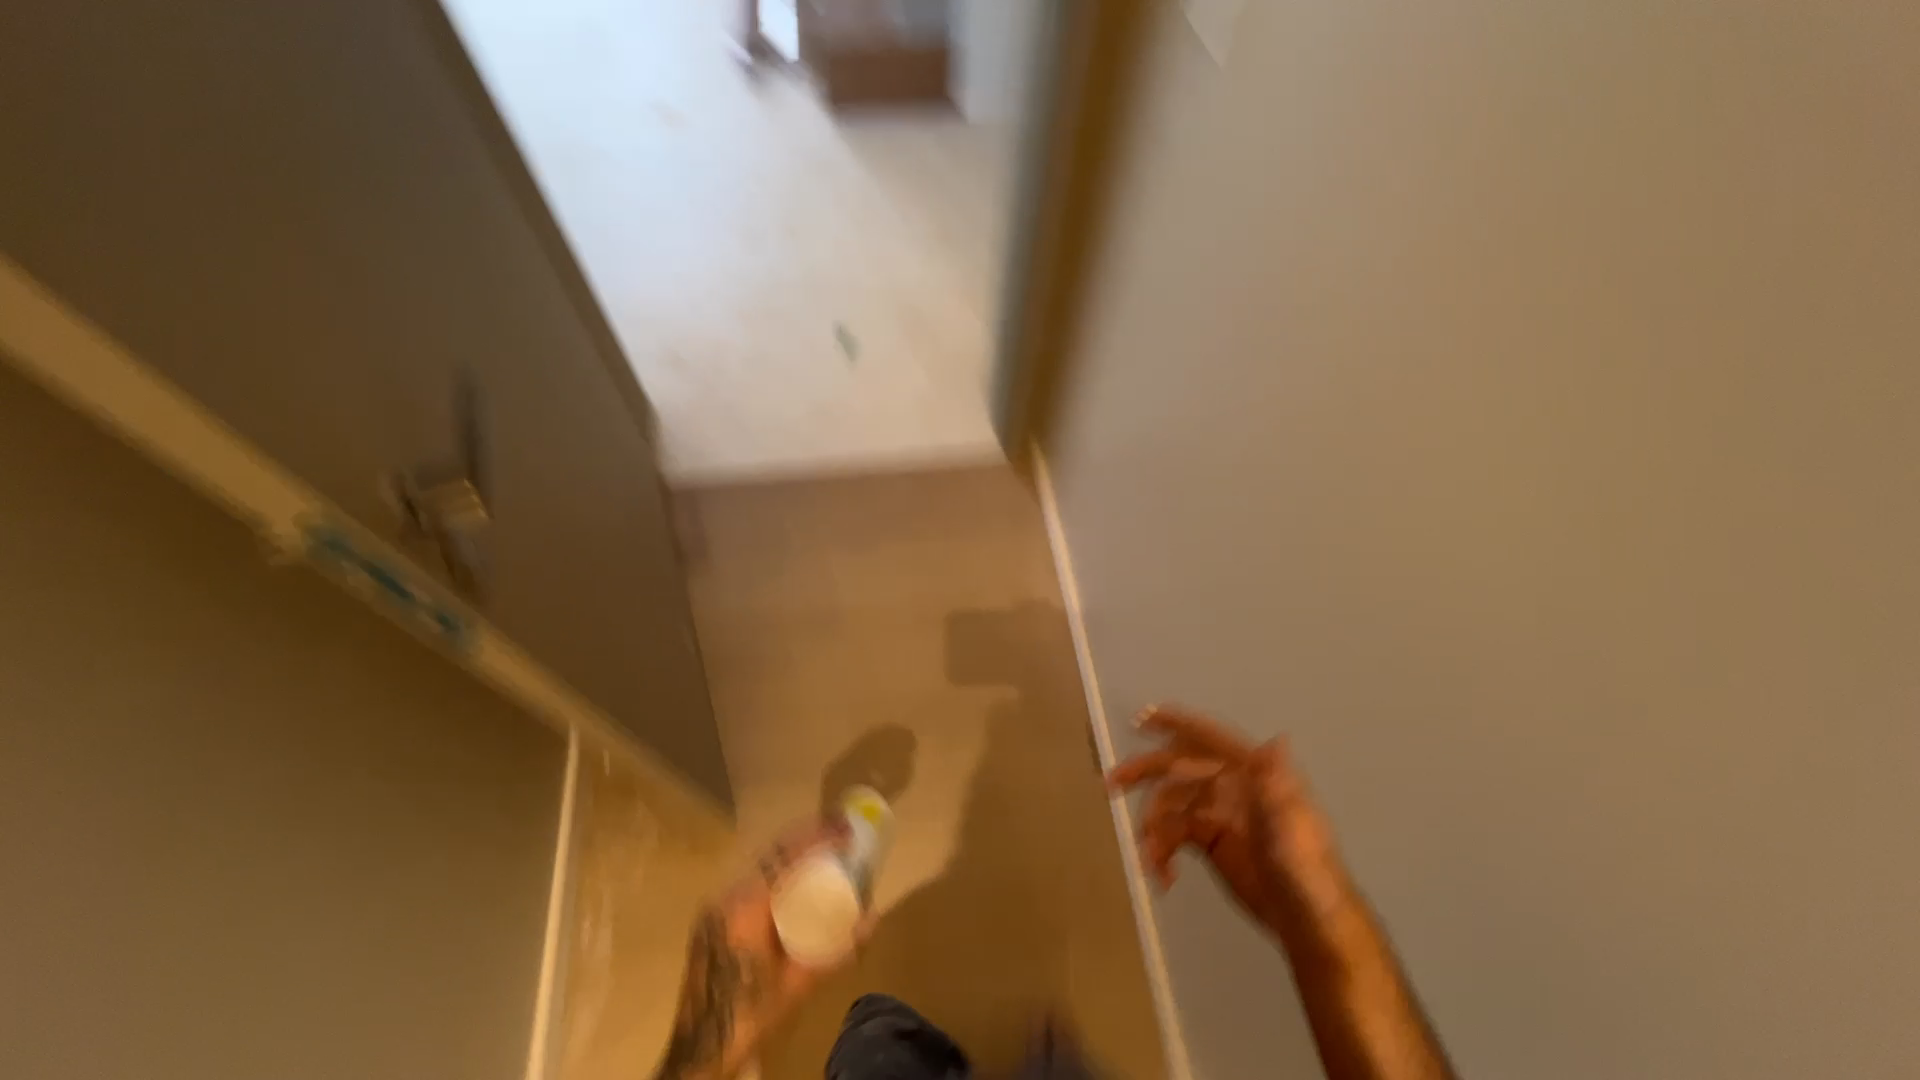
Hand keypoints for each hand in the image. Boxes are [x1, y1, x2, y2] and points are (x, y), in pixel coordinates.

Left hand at [655, 818, 862, 1079]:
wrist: (700, 1047)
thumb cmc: (751, 1014)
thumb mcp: (799, 985)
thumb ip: (837, 950)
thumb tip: (872, 918)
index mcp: (745, 909)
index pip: (785, 858)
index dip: (817, 838)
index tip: (845, 827)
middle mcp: (726, 898)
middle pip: (770, 854)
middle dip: (805, 837)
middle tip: (837, 829)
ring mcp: (714, 906)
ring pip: (757, 865)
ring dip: (790, 853)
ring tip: (820, 849)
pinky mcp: (710, 918)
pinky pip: (747, 882)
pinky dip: (774, 873)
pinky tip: (792, 880)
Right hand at [1106, 706, 1351, 934]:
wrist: (1310, 924)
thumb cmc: (1309, 873)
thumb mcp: (1293, 829)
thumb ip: (1278, 786)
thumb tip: (1277, 739)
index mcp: (1253, 776)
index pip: (1210, 739)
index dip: (1178, 724)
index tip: (1143, 718)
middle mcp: (1232, 788)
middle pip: (1180, 769)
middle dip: (1145, 772)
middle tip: (1113, 783)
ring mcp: (1220, 816)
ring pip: (1171, 806)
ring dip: (1152, 828)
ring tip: (1147, 858)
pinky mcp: (1211, 843)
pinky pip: (1173, 836)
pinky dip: (1161, 853)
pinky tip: (1162, 877)